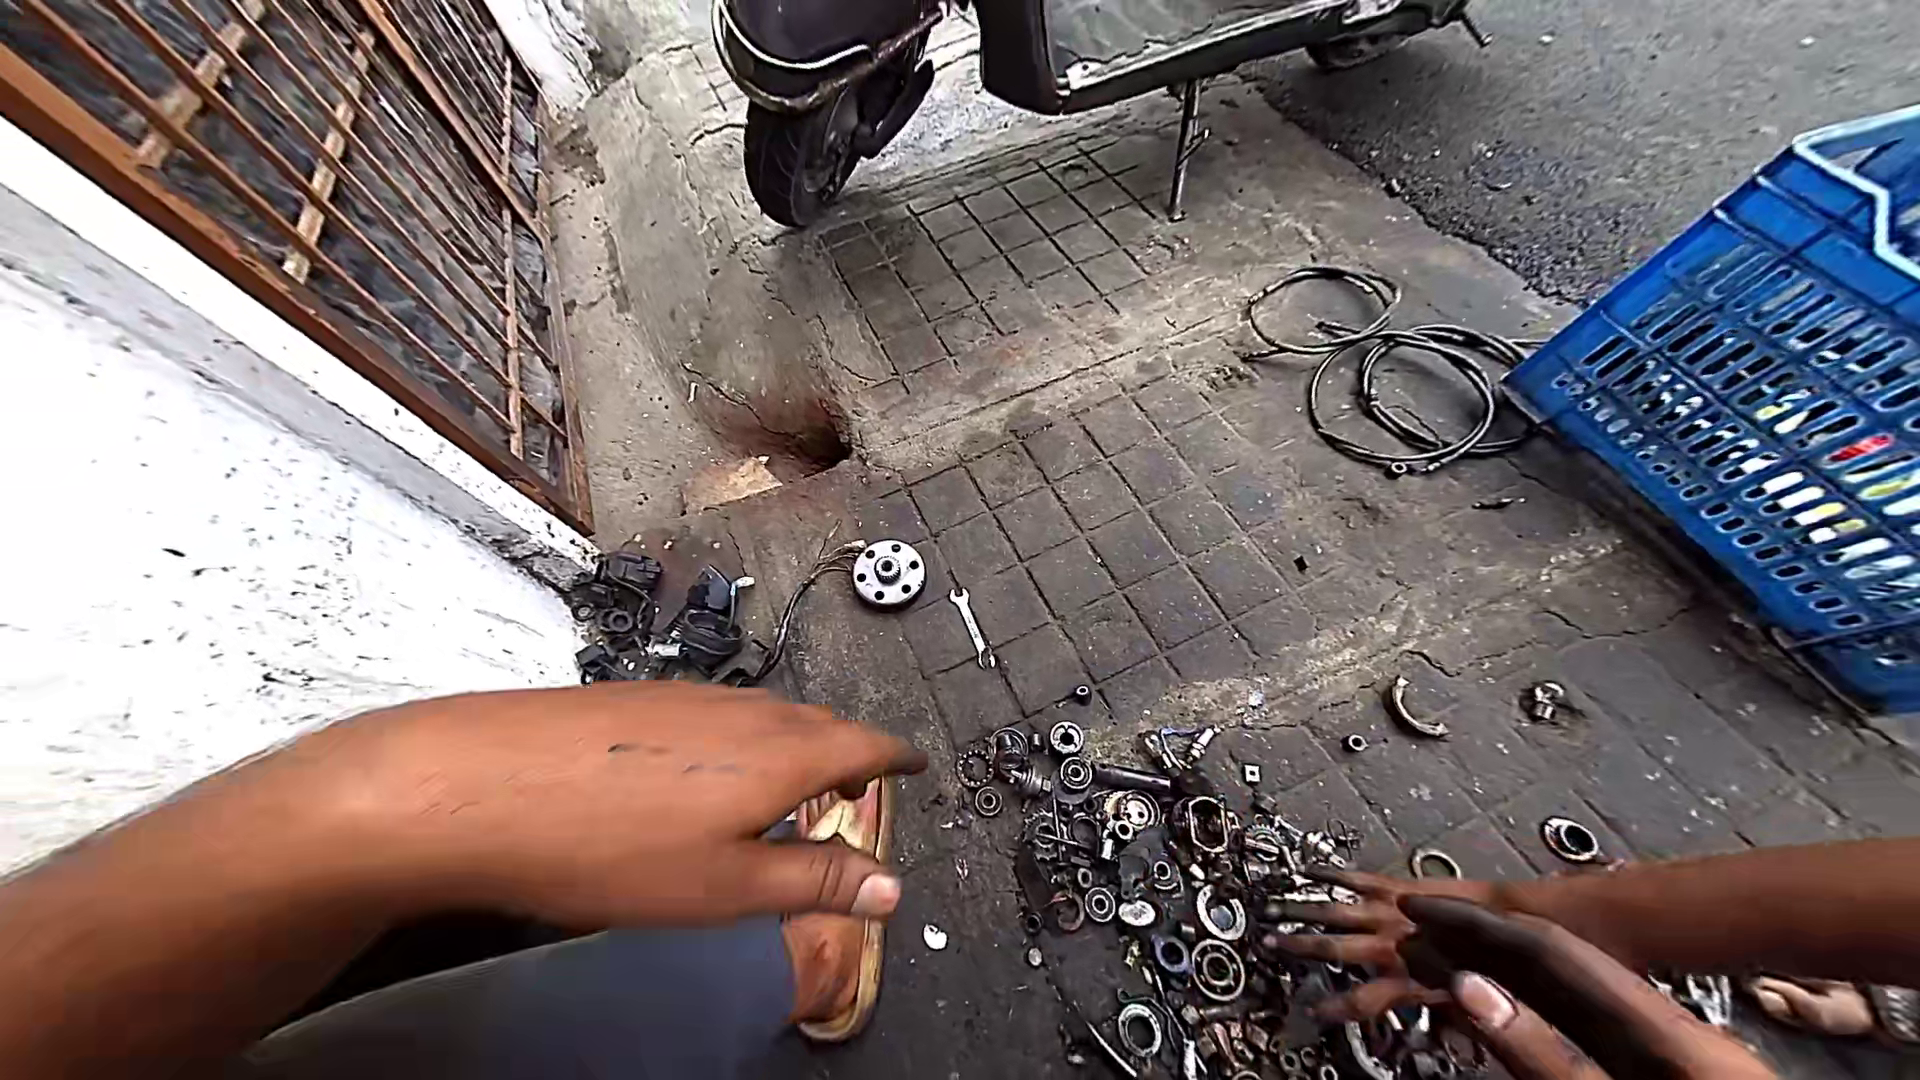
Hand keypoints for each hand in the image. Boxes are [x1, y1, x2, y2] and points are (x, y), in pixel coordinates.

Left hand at [236, 682, 926, 925]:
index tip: (915, 765)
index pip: (867, 745)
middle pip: (826, 727)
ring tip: (794, 785)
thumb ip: (816, 879)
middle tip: (857, 788)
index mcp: (785, 754)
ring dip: (802, 748)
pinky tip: (716, 772)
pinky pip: (733, 713)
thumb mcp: (727, 884)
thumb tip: (892, 888)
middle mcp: (755, 712)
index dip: (898, 757)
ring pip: (778, 719)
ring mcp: (704, 697)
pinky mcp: (659, 696)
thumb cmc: (614, 844)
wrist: (484, 779)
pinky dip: (754, 739)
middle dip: (852, 757)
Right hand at [1262, 867, 1500, 1019]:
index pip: (1362, 999)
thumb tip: (1421, 1032)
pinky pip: (1354, 877)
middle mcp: (1393, 944)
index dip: (1334, 1008)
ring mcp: (1390, 912)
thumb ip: (1440, 1016)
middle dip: (1299, 946)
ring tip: (1273, 907)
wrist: (1515, 920)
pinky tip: (1306, 870)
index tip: (1310, 1011)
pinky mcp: (1393, 885)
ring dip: (1301, 909)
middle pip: (1334, 947)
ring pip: (1334, 910)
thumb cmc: (1501, 968)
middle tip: (1269, 944)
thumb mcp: (1472, 1005)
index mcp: (1412, 978)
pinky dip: (1328, 872)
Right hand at [1401, 897, 1774, 1079]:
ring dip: (1491, 967)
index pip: (1546, 946)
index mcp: (1665, 1032)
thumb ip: (1547, 1060)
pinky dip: (1520, 1000)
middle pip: (1549, 957)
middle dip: (1473, 942)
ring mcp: (1665, 1044)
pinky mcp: (1657, 1066)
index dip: (1473, 922)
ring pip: (1559, 983)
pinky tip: (1486, 1002)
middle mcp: (1662, 1024)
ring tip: (1435, 965)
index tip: (1414, 911)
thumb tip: (1466, 986)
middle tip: (1410, 943)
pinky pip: (1574, 1013)